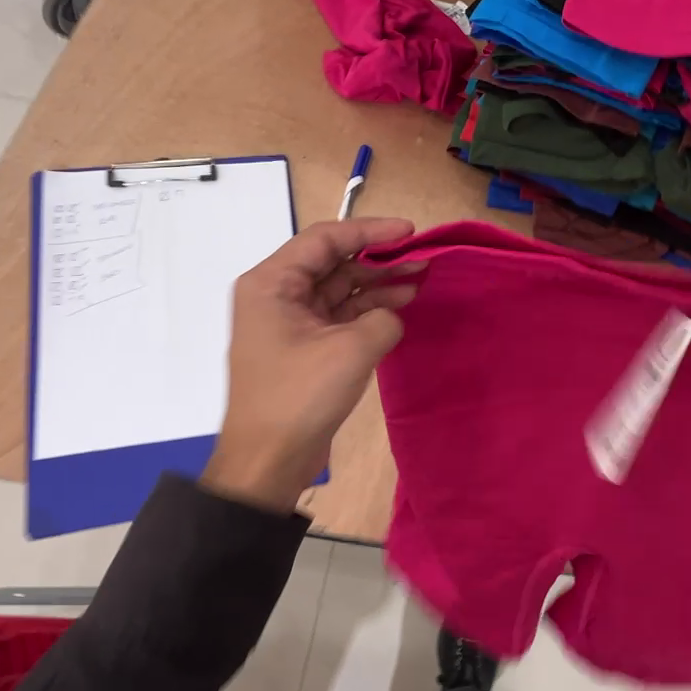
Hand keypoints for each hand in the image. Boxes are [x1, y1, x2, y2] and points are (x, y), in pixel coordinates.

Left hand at [202, 218, 423, 512]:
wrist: (268, 459)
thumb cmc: (299, 396)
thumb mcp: (350, 350)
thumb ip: (382, 319)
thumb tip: (390, 316)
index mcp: (271, 283)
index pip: (325, 240)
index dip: (370, 231)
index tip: (410, 232)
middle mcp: (276, 295)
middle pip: (332, 262)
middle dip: (378, 259)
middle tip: (422, 259)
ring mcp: (289, 322)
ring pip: (339, 289)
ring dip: (377, 285)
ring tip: (419, 282)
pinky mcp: (303, 347)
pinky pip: (339, 316)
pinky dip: (368, 312)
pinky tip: (400, 308)